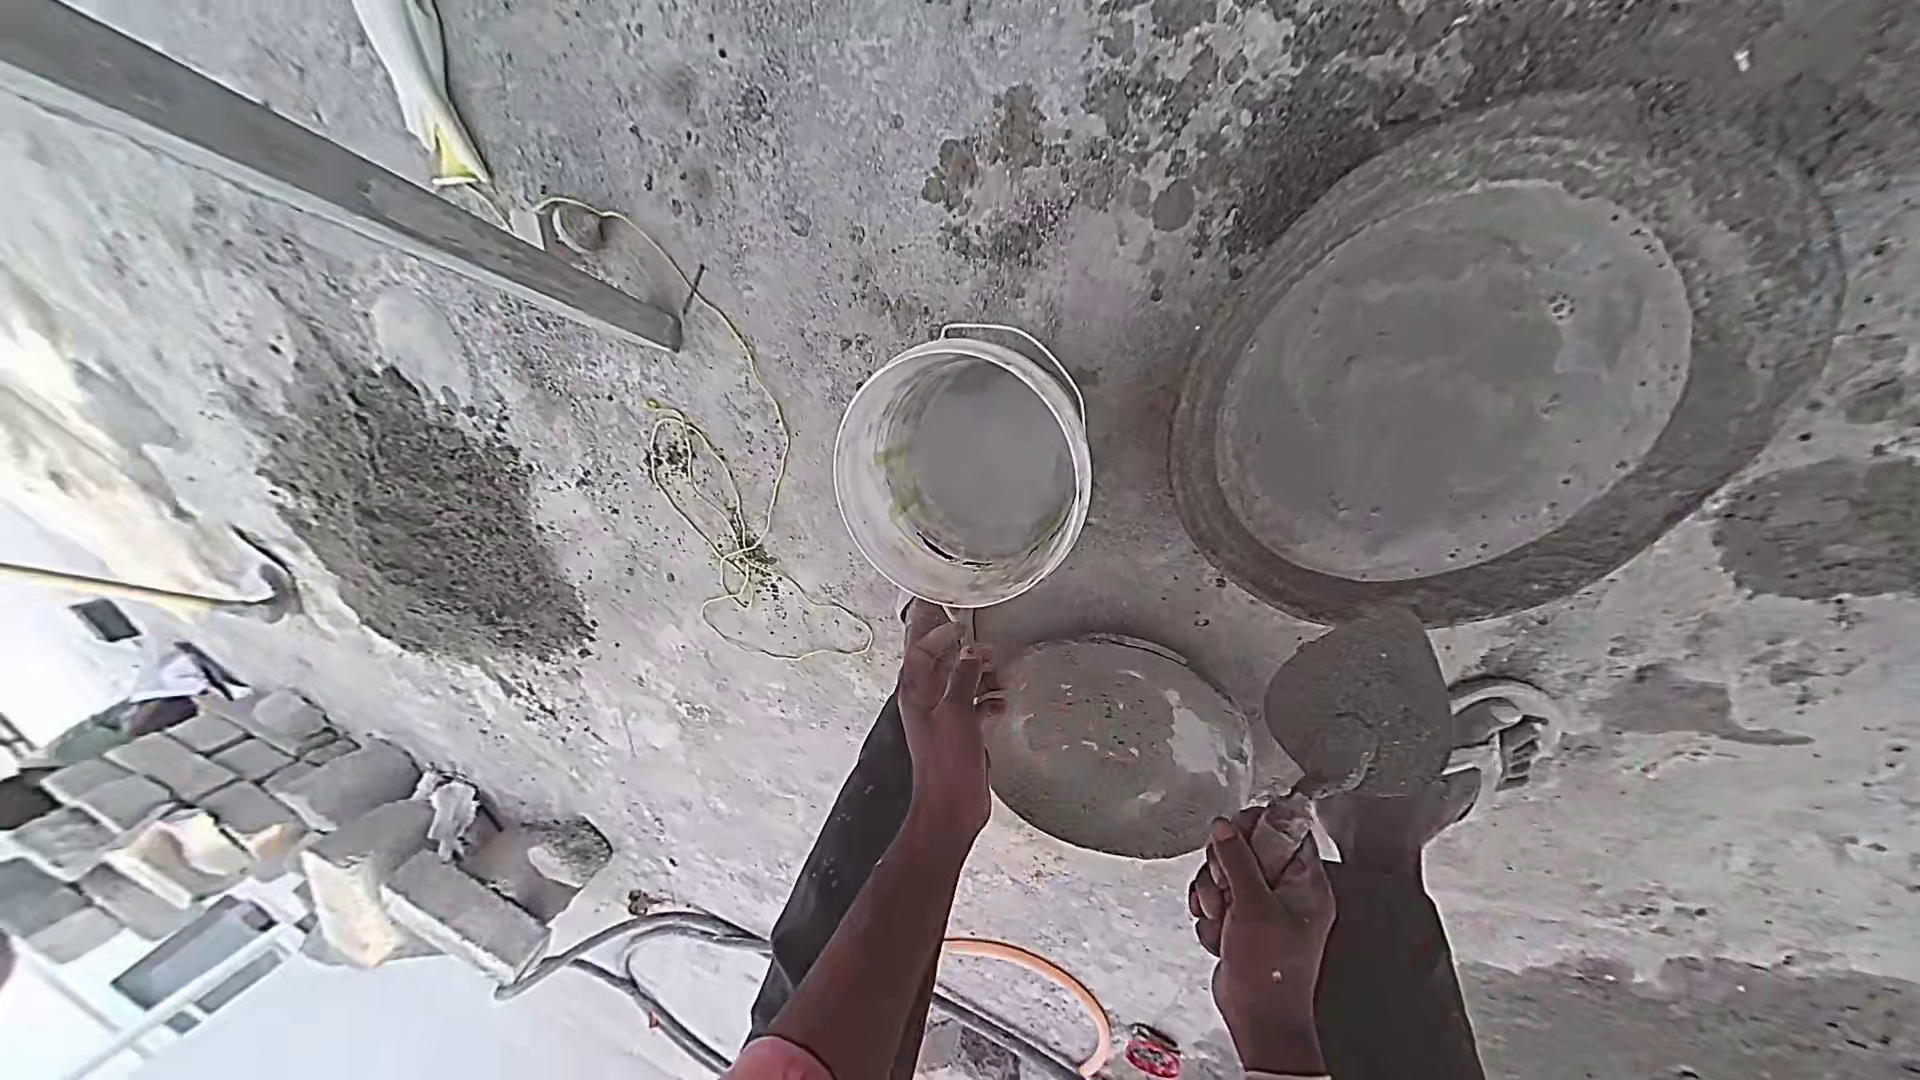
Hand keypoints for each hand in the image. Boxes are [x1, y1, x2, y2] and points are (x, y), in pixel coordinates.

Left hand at [897, 601, 1005, 837]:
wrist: (953, 806)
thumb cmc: (947, 762)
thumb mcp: (957, 710)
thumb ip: (963, 676)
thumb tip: (971, 652)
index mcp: (916, 692)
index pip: (920, 650)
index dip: (937, 633)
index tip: (958, 623)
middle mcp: (927, 702)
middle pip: (944, 665)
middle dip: (965, 653)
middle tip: (988, 648)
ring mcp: (944, 718)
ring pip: (962, 684)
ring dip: (980, 676)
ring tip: (1000, 672)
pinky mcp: (960, 733)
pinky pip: (974, 706)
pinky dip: (988, 700)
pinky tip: (1002, 702)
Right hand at [1189, 808, 1334, 1075]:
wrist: (1257, 1017)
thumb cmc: (1270, 971)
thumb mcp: (1253, 905)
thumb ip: (1237, 859)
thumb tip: (1224, 826)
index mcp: (1305, 883)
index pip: (1286, 830)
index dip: (1258, 826)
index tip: (1237, 836)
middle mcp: (1284, 888)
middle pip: (1246, 844)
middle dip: (1224, 864)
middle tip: (1227, 887)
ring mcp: (1260, 901)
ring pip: (1224, 867)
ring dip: (1212, 889)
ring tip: (1221, 915)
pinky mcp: (1239, 913)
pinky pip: (1213, 889)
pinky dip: (1207, 906)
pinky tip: (1215, 926)